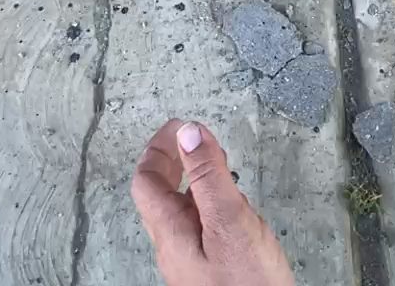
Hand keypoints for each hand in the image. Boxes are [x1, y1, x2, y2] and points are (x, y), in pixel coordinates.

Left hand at [130, 119, 297, 285]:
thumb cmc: (248, 285)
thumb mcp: (229, 220)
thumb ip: (207, 175)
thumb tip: (187, 131)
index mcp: (171, 232)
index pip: (146, 181)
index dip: (158, 147)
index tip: (180, 124)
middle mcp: (174, 247)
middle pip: (159, 195)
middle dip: (172, 160)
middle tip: (192, 137)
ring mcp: (191, 262)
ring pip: (180, 210)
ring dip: (192, 179)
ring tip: (215, 161)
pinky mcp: (211, 273)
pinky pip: (199, 227)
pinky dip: (209, 202)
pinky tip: (232, 204)